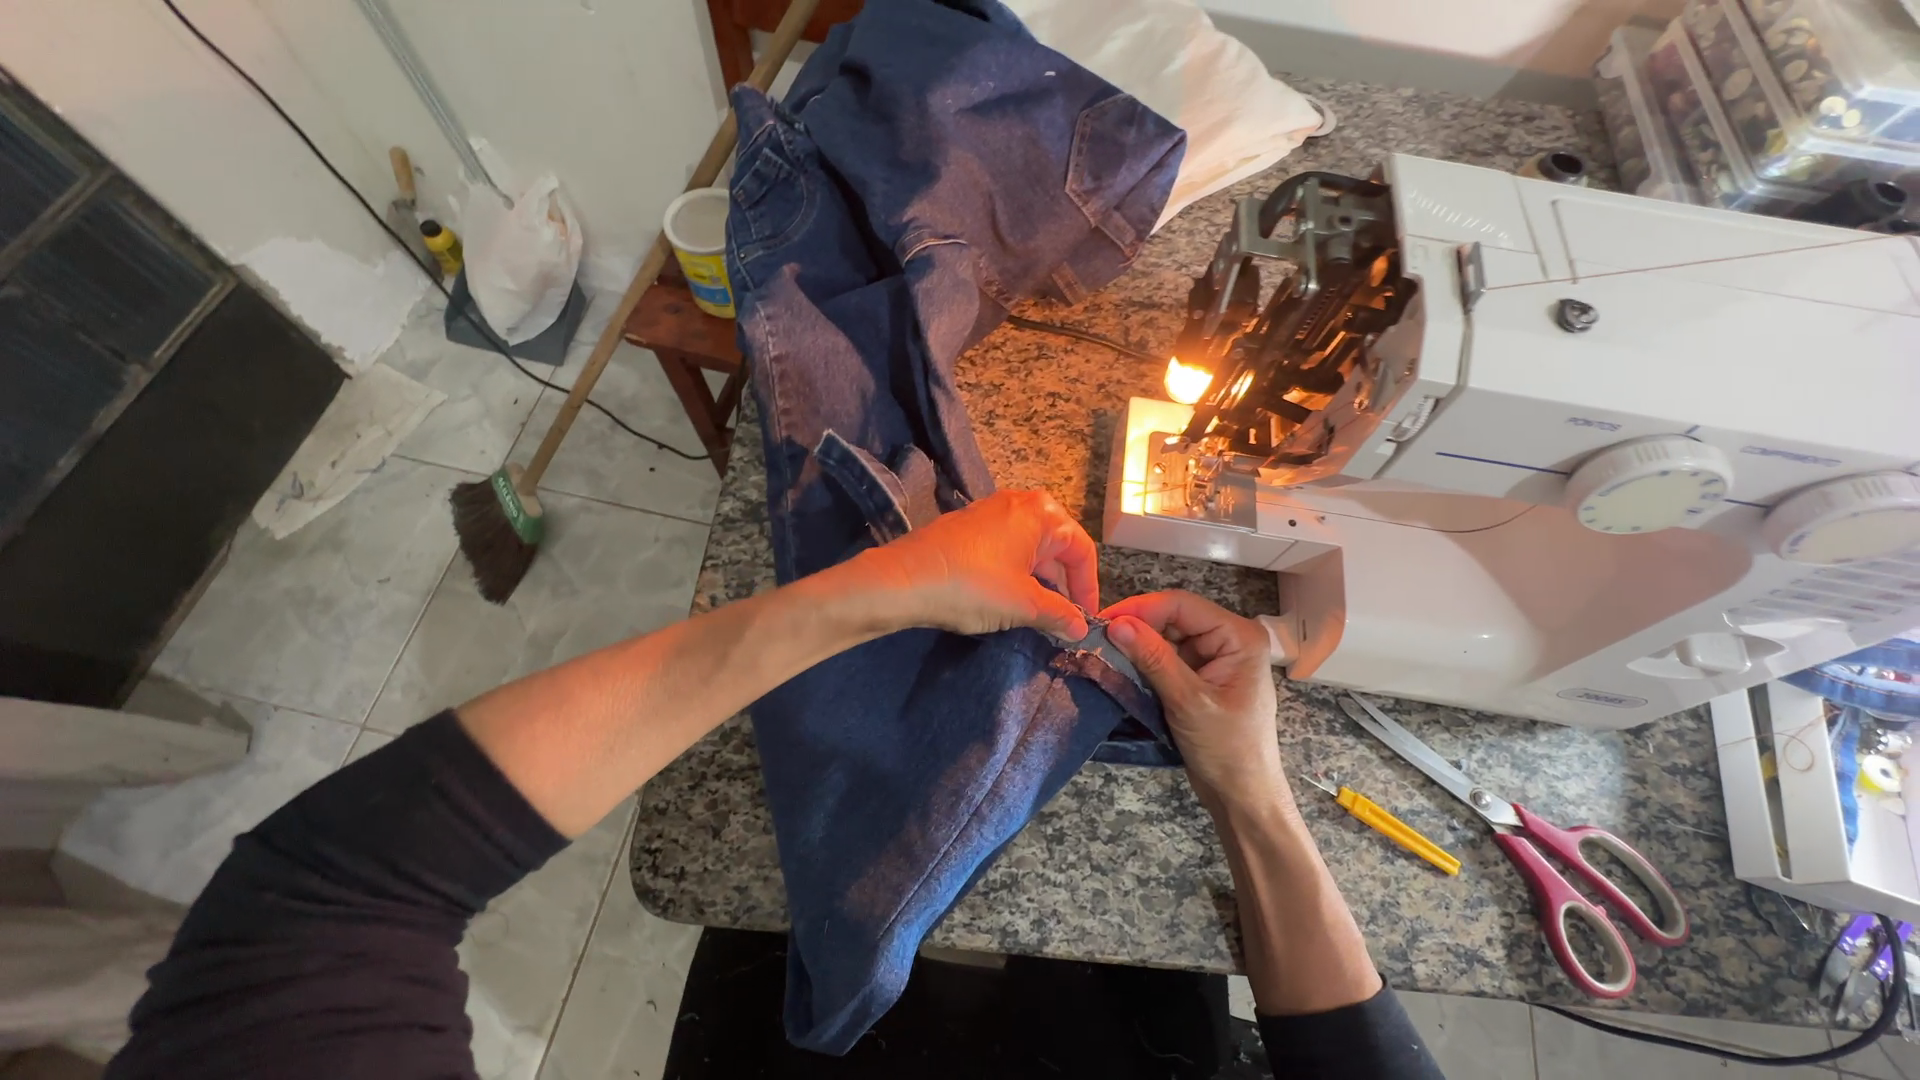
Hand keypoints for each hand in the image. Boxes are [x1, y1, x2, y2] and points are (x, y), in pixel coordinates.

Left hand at [849, 490, 1097, 640]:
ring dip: (1038, 582)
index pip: (1081, 550)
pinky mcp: (966, 529)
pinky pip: (1005, 550)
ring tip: (1038, 616)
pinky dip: (1015, 574)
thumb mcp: (1024, 604)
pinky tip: (1007, 600)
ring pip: (1029, 549)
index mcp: (1040, 513)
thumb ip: (1059, 614)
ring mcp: (989, 514)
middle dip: (1063, 585)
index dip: (1089, 588)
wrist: (901, 581)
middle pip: (1056, 546)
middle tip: (1063, 620)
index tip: (1087, 620)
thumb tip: (1080, 628)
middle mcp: (1018, 503)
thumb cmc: (972, 586)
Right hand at [1101, 590, 1286, 811]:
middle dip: (1137, 625)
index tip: (1104, 622)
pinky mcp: (1199, 676)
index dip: (1141, 609)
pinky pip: (1167, 657)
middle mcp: (1228, 639)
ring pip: (1166, 636)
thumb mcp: (1188, 701)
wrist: (1242, 796)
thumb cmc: (1226, 749)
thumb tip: (1117, 624)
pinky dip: (1145, 660)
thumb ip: (1153, 659)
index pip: (1182, 605)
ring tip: (1104, 649)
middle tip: (1098, 637)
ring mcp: (1214, 658)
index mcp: (1238, 637)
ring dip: (1138, 643)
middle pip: (1173, 617)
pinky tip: (1121, 666)